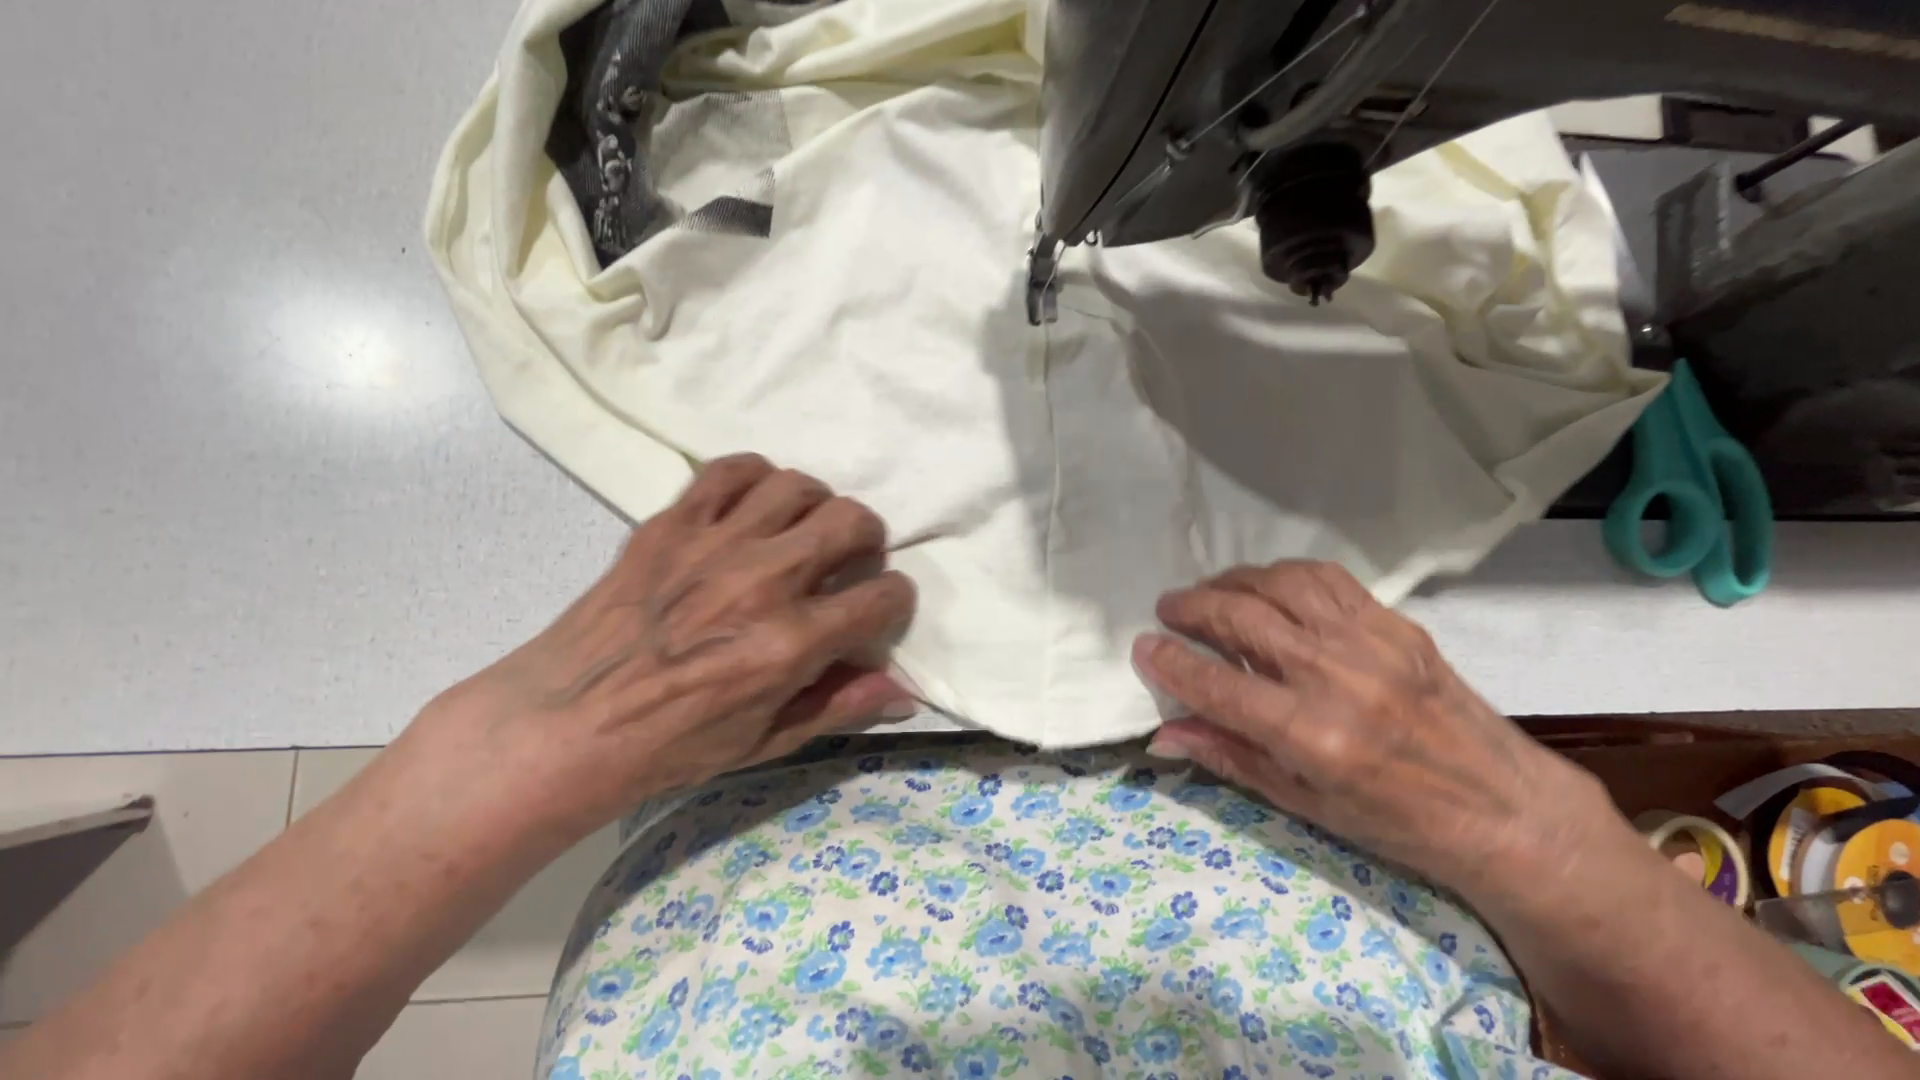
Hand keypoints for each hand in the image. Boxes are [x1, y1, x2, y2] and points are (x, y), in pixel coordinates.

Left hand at [415, 455, 917, 836]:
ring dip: (817, 506)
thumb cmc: (669, 745)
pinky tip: (754, 508)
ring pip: (799, 485)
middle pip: (852, 520)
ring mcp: (713, 544)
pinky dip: (756, 479)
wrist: (564, 723)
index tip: (878, 612)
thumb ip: (839, 708)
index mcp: (789, 644)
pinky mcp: (671, 523)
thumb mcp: (764, 742)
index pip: (882, 596)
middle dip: (868, 541)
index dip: (894, 602)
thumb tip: (904, 692)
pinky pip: (731, 469)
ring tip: (802, 533)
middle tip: (849, 564)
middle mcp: (761, 581)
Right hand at [1132, 561, 1613, 901]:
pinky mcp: (1396, 624)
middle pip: (1242, 619)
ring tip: (1210, 591)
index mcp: (1311, 736)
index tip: (1142, 647)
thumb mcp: (1303, 804)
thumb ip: (1229, 757)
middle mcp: (1337, 678)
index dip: (1170, 662)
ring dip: (1234, 581)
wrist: (1502, 807)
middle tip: (1167, 610)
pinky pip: (1326, 580)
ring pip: (1282, 584)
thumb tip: (1163, 732)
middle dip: (1191, 608)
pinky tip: (1267, 586)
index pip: (1217, 686)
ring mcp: (1371, 643)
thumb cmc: (1395, 822)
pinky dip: (1284, 574)